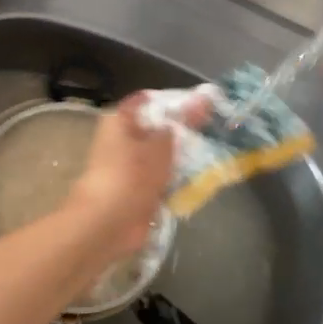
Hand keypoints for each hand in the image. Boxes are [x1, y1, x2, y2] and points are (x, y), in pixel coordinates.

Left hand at [62, 92, 202, 264]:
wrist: (108, 222)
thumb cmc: (131, 174)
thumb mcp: (161, 145)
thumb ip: (181, 124)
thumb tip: (197, 102)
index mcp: (119, 121)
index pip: (147, 101)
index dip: (173, 101)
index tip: (201, 104)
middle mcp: (122, 141)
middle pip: (156, 130)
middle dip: (183, 132)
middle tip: (213, 129)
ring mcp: (129, 168)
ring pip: (161, 157)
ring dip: (182, 159)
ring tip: (213, 153)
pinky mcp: (137, 191)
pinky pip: (161, 180)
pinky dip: (177, 181)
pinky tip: (201, 179)